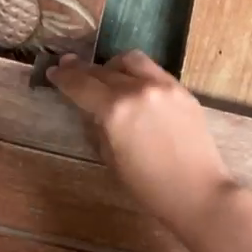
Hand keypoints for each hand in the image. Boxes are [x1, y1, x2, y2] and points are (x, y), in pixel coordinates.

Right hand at [46, 50, 238, 233]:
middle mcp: (137, 89)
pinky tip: (133, 87)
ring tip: (105, 76)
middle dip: (83, 70)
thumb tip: (92, 110)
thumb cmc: (148, 186)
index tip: (54, 71)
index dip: (63, 77)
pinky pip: (152, 71)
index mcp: (115, 110)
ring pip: (130, 60)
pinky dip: (135, 74)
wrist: (198, 191)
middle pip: (102, 70)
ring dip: (112, 66)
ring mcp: (163, 86)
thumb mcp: (110, 158)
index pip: (81, 84)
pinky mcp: (181, 90)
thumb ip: (98, 127)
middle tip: (70, 69)